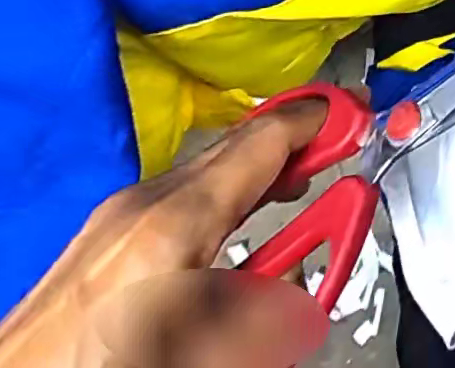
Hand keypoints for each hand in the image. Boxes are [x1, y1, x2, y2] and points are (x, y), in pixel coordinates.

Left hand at [0, 100, 330, 367]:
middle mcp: (140, 205)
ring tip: (302, 184)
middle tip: (347, 139)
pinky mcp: (90, 246)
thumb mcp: (224, 339)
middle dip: (303, 133)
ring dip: (266, 163)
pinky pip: (180, 192)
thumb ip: (289, 280)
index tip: (364, 113)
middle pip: (245, 139)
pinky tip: (242, 217)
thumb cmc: (121, 365)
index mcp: (176, 220)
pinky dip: (227, 188)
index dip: (327, 114)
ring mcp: (107, 223)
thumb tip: (327, 240)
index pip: (271, 132)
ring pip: (212, 164)